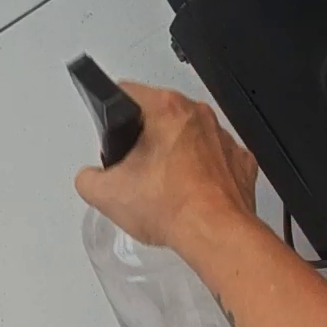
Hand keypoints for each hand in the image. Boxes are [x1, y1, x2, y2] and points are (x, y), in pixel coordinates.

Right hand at [74, 82, 260, 259]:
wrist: (213, 234)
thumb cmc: (170, 208)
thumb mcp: (106, 196)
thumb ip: (88, 179)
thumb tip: (90, 179)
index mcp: (165, 109)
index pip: (127, 92)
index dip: (112, 114)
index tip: (113, 133)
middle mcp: (198, 115)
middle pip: (160, 118)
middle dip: (146, 142)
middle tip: (136, 173)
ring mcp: (222, 137)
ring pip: (190, 139)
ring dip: (176, 158)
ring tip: (164, 191)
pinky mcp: (239, 162)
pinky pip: (214, 162)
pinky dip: (202, 177)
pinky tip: (190, 197)